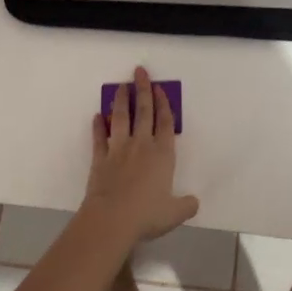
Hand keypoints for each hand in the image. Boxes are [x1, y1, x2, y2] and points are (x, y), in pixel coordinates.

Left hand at [83, 66, 198, 241]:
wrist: (112, 219)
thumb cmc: (147, 214)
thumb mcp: (175, 213)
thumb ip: (186, 205)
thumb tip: (194, 202)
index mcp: (162, 154)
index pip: (165, 122)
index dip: (163, 104)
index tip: (160, 88)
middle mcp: (141, 145)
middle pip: (143, 112)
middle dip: (143, 90)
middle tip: (140, 71)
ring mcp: (119, 150)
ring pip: (120, 118)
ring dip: (121, 101)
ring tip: (121, 86)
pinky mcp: (100, 159)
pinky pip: (99, 139)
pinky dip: (98, 127)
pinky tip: (97, 117)